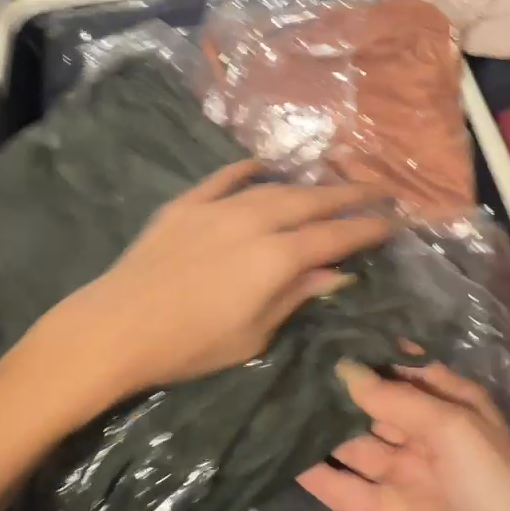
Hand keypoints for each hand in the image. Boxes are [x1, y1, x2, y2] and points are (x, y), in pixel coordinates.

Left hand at [35, 159, 393, 396]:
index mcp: (274, 257)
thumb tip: (334, 271)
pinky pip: (225, 177)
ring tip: (329, 184)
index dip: (366, 228)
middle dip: (349, 194)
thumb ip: (296, 295)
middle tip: (379, 188)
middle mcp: (253, 221)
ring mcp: (218, 206)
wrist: (116, 327)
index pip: (333, 236)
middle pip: (311, 201)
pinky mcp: (187, 203)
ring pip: (274, 187)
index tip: (393, 220)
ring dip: (306, 184)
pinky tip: (264, 164)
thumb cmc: (190, 346)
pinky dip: (248, 169)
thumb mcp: (253, 334)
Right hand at [298, 360, 509, 510]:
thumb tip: (345, 366)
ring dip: (321, 425)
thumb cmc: (495, 484)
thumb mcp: (454, 428)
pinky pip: (346, 490)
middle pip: (374, 403)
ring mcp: (404, 474)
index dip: (370, 348)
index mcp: (450, 402)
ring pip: (355, 443)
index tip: (327, 326)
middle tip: (291, 358)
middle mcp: (424, 432)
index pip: (404, 365)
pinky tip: (284, 453)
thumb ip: (398, 399)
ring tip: (279, 398)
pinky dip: (317, 474)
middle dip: (338, 384)